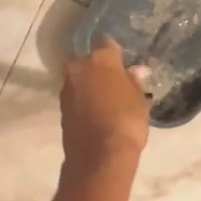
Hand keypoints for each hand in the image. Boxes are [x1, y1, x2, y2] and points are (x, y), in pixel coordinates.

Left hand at [60, 38, 150, 173]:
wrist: (99, 156)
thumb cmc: (126, 121)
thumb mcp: (140, 100)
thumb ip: (134, 82)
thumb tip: (136, 71)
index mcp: (100, 59)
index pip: (108, 44)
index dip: (117, 53)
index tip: (124, 64)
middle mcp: (78, 68)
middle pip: (88, 61)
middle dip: (98, 68)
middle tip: (114, 82)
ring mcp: (67, 89)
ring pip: (79, 79)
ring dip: (89, 86)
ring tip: (106, 101)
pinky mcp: (61, 109)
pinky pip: (75, 98)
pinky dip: (84, 101)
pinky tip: (96, 113)